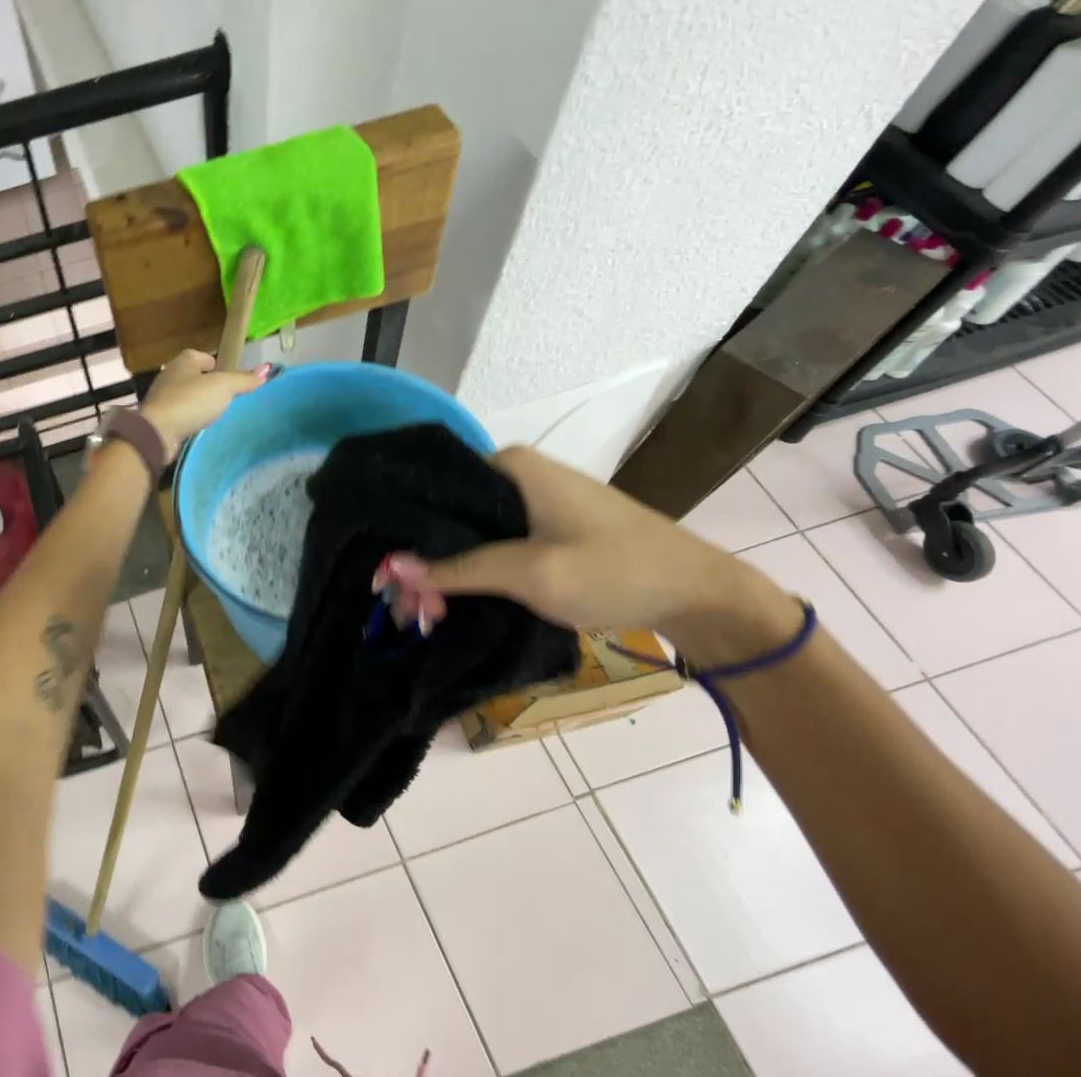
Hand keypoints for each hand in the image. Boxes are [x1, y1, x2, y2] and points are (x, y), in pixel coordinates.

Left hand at [138, 349, 270, 450]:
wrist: (157, 433)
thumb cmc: (190, 401)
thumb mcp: (223, 387)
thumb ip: (244, 379)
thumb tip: (267, 369)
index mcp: (183, 361)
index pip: (201, 355)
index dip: (215, 363)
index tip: (227, 376)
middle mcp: (169, 376)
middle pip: (193, 376)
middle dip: (208, 384)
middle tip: (226, 396)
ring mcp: (162, 398)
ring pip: (185, 396)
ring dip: (198, 403)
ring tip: (216, 413)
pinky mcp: (160, 419)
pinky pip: (179, 415)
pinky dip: (189, 419)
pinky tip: (200, 427)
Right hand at [373, 447, 799, 660]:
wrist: (697, 594)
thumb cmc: (616, 572)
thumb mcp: (532, 574)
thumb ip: (459, 569)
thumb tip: (388, 568)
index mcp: (510, 466)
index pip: (432, 488)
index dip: (402, 532)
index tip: (383, 578)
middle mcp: (515, 475)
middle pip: (446, 515)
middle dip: (422, 561)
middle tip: (406, 609)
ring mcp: (531, 502)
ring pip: (466, 535)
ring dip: (445, 573)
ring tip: (425, 614)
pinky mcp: (543, 528)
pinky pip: (490, 546)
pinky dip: (471, 573)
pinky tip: (452, 602)